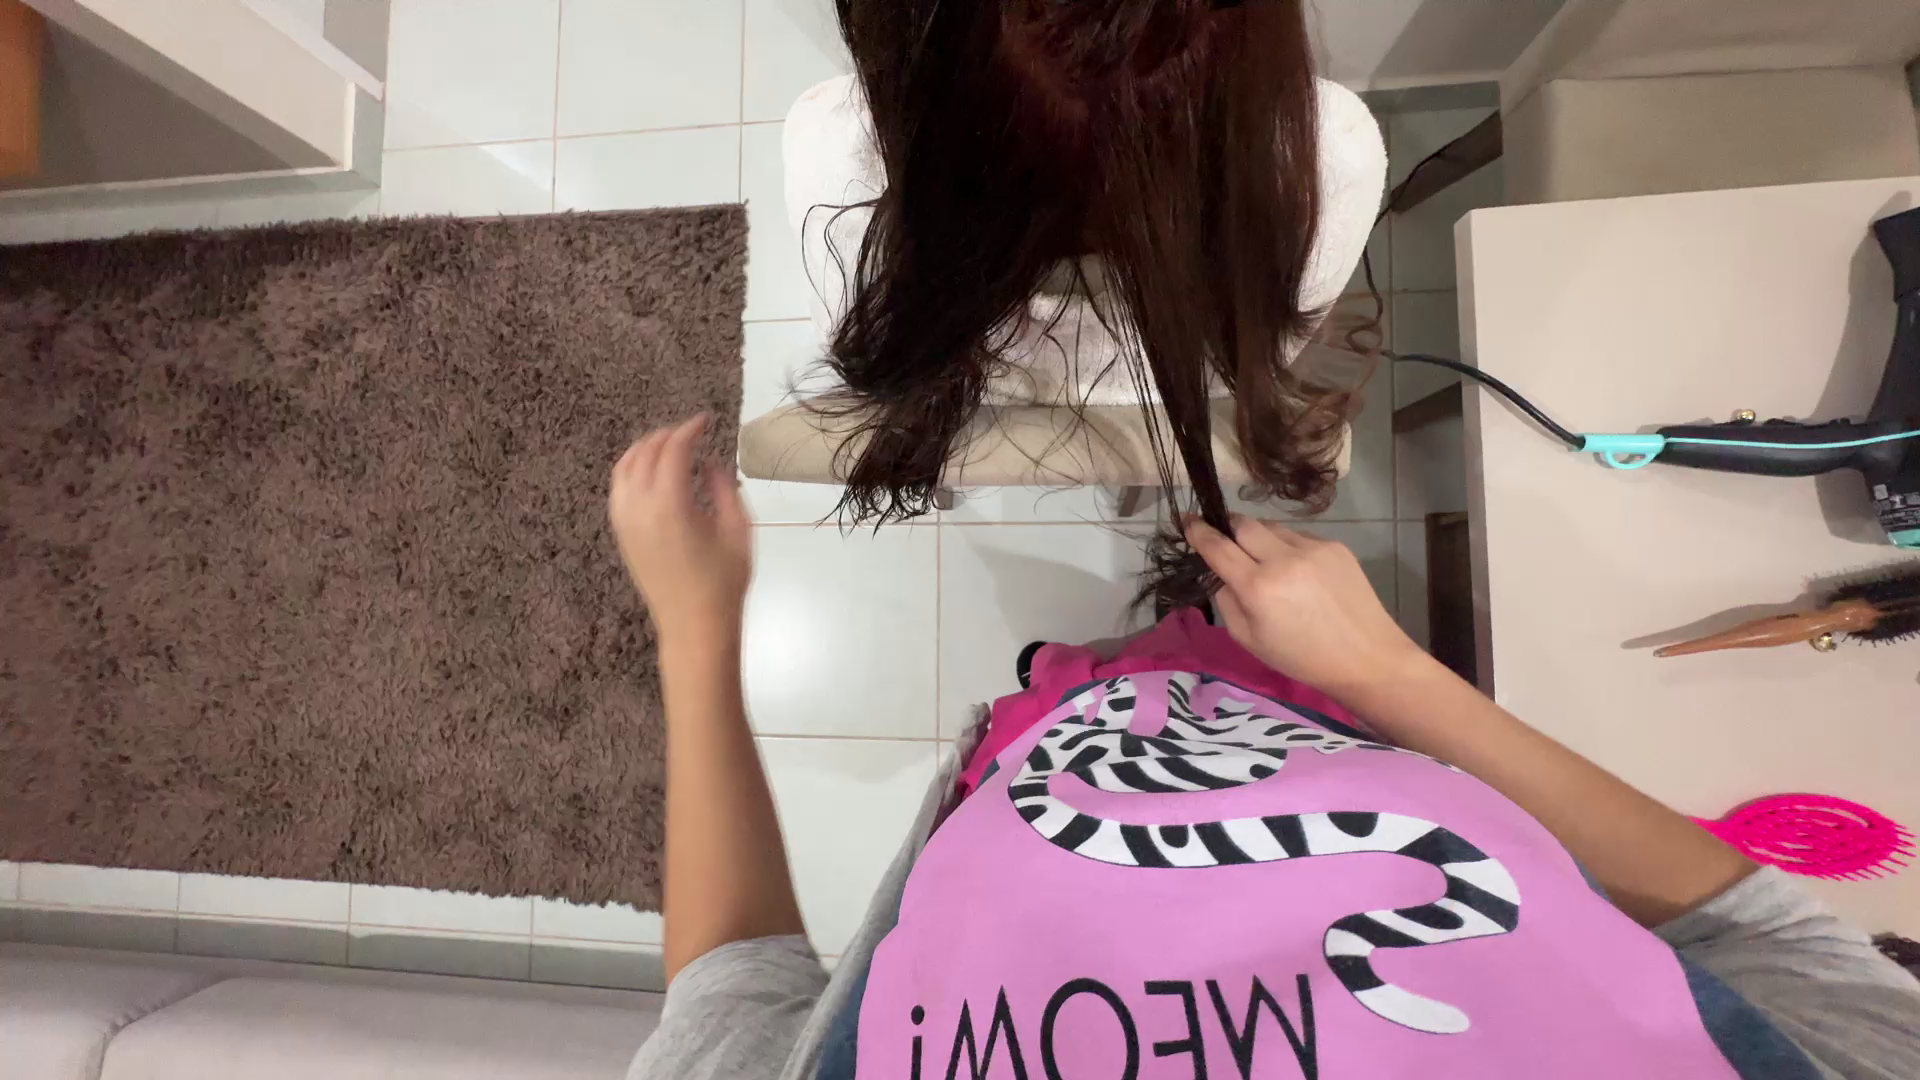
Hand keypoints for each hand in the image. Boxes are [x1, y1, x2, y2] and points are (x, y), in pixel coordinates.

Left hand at [609, 414, 751, 647]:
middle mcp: (639, 508)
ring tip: (670, 446)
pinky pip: (618, 489)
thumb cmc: (724, 582)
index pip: (673, 450)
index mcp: (671, 505)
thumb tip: (711, 464)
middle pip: (644, 452)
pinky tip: (651, 473)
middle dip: (667, 435)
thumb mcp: (738, 531)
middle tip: (692, 432)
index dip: (690, 429)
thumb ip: (724, 488)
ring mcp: (625, 521)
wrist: (694, 626)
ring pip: (624, 468)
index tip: (707, 421)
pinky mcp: (622, 534)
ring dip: (645, 449)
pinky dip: (632, 470)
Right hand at [1184, 514, 1429, 699]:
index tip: (1186, 519)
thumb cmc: (1300, 658)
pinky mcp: (1335, 547)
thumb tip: (1220, 573)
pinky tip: (1295, 570)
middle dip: (1227, 526)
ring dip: (1258, 536)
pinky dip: (1286, 546)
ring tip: (1262, 559)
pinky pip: (1297, 536)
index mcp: (1257, 587)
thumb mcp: (1247, 638)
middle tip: (1224, 538)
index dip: (1197, 530)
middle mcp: (1283, 559)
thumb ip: (1226, 599)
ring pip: (1271, 526)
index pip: (1217, 546)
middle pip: (1243, 523)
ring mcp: (1313, 549)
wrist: (1367, 658)